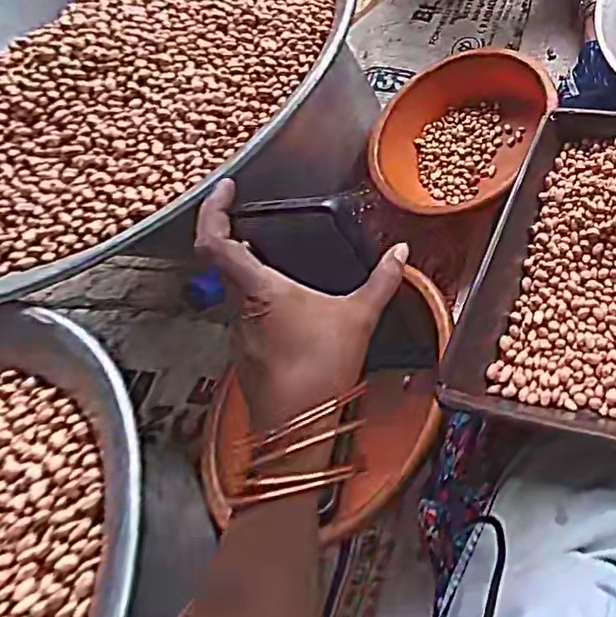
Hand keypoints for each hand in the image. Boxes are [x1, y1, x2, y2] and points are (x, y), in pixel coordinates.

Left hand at [195, 178, 408, 429]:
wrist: (297, 427)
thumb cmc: (321, 366)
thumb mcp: (360, 316)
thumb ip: (382, 280)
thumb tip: (401, 252)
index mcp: (260, 289)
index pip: (216, 242)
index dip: (214, 210)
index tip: (225, 189)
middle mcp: (239, 306)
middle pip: (219, 261)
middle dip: (230, 232)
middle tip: (247, 214)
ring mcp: (239, 330)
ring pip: (231, 286)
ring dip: (243, 264)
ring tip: (270, 250)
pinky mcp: (247, 349)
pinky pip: (244, 309)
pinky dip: (256, 292)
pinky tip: (286, 297)